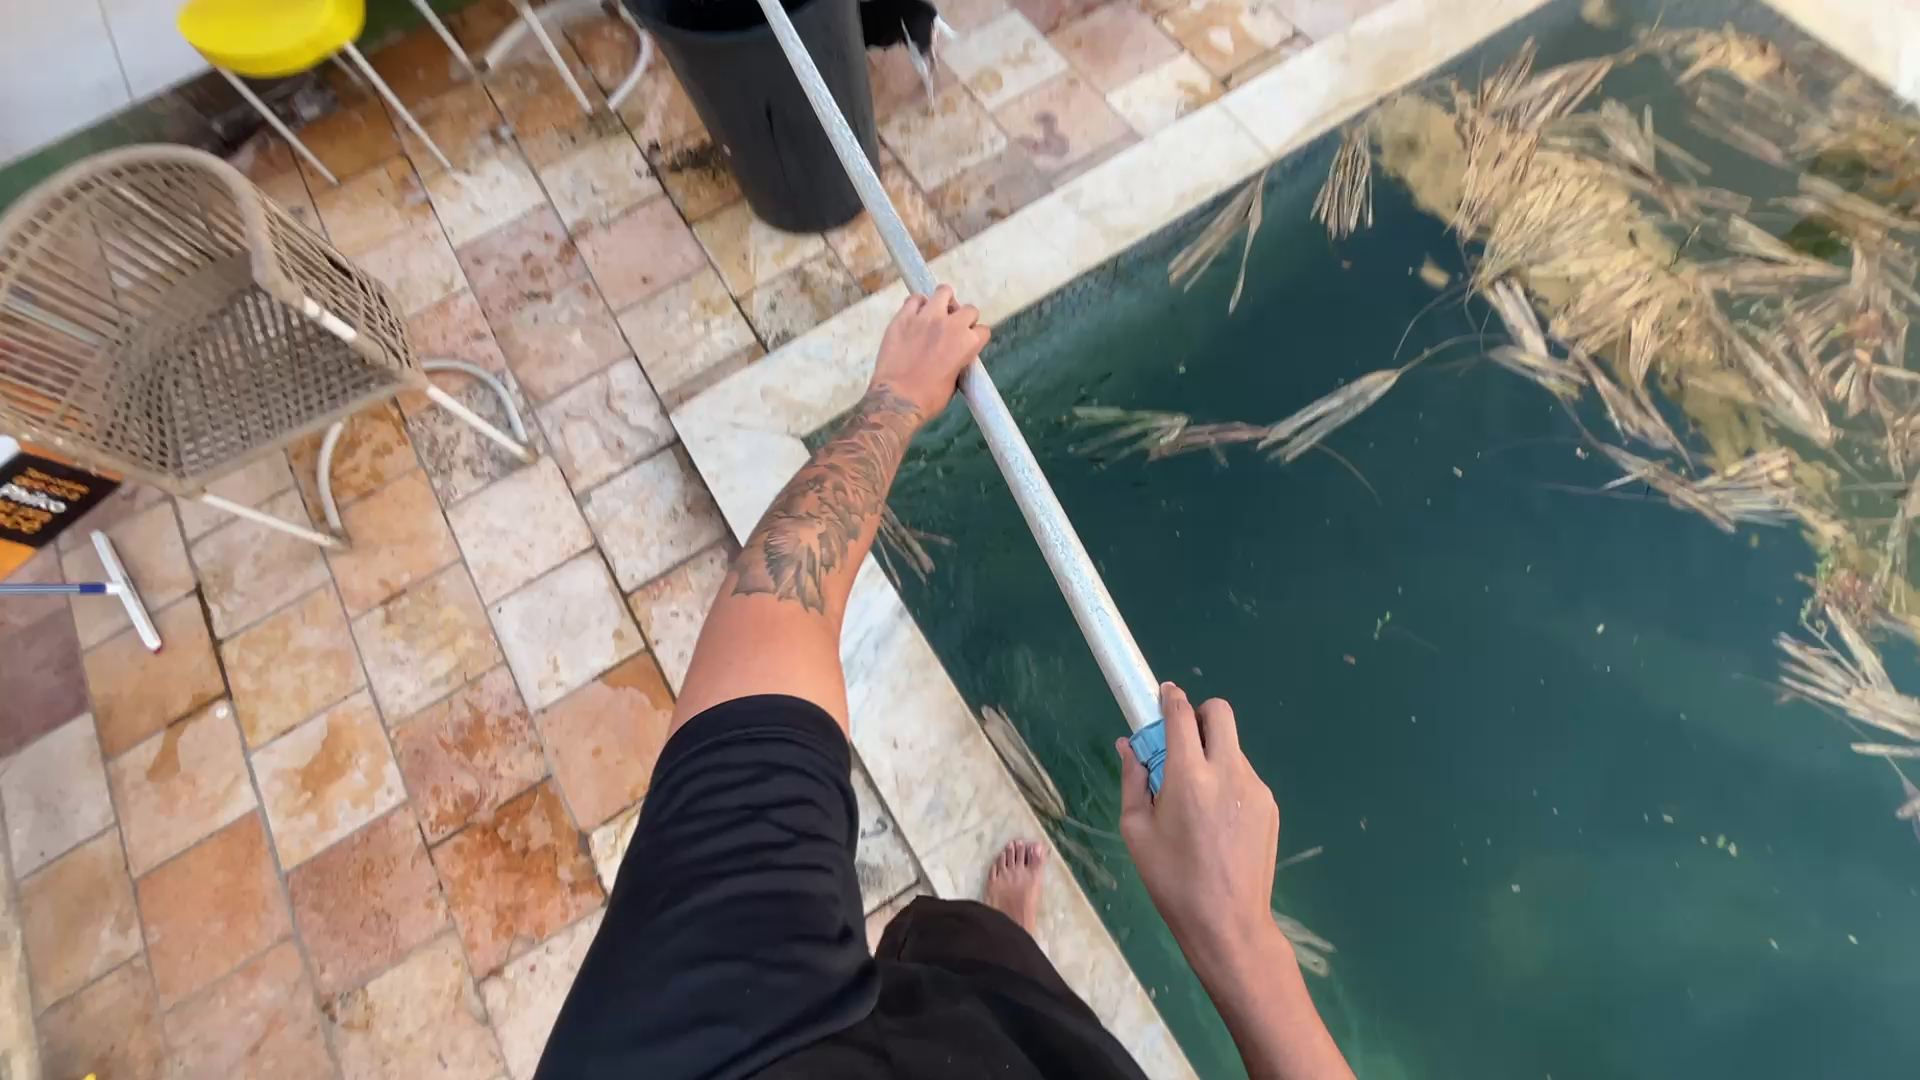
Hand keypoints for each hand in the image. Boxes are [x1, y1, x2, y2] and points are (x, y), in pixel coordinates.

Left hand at [871, 284, 990, 420]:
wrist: (898, 399)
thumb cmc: (929, 399)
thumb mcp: (955, 383)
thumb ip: (959, 361)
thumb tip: (955, 356)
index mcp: (968, 343)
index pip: (983, 330)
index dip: (975, 338)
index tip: (968, 343)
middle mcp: (951, 325)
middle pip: (969, 309)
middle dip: (963, 318)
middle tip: (952, 329)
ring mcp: (926, 317)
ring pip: (943, 292)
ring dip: (943, 301)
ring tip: (936, 313)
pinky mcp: (904, 317)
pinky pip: (914, 299)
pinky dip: (917, 305)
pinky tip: (915, 316)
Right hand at [1118, 683, 1282, 978]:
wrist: (1229, 925)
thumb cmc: (1171, 878)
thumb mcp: (1136, 829)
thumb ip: (1133, 779)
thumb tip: (1129, 744)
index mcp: (1189, 777)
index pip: (1181, 714)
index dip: (1169, 697)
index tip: (1161, 694)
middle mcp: (1227, 772)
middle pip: (1219, 712)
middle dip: (1198, 714)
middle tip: (1181, 742)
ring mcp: (1255, 788)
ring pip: (1232, 745)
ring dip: (1211, 750)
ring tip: (1195, 795)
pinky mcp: (1270, 806)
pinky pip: (1244, 773)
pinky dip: (1226, 778)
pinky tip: (1216, 817)